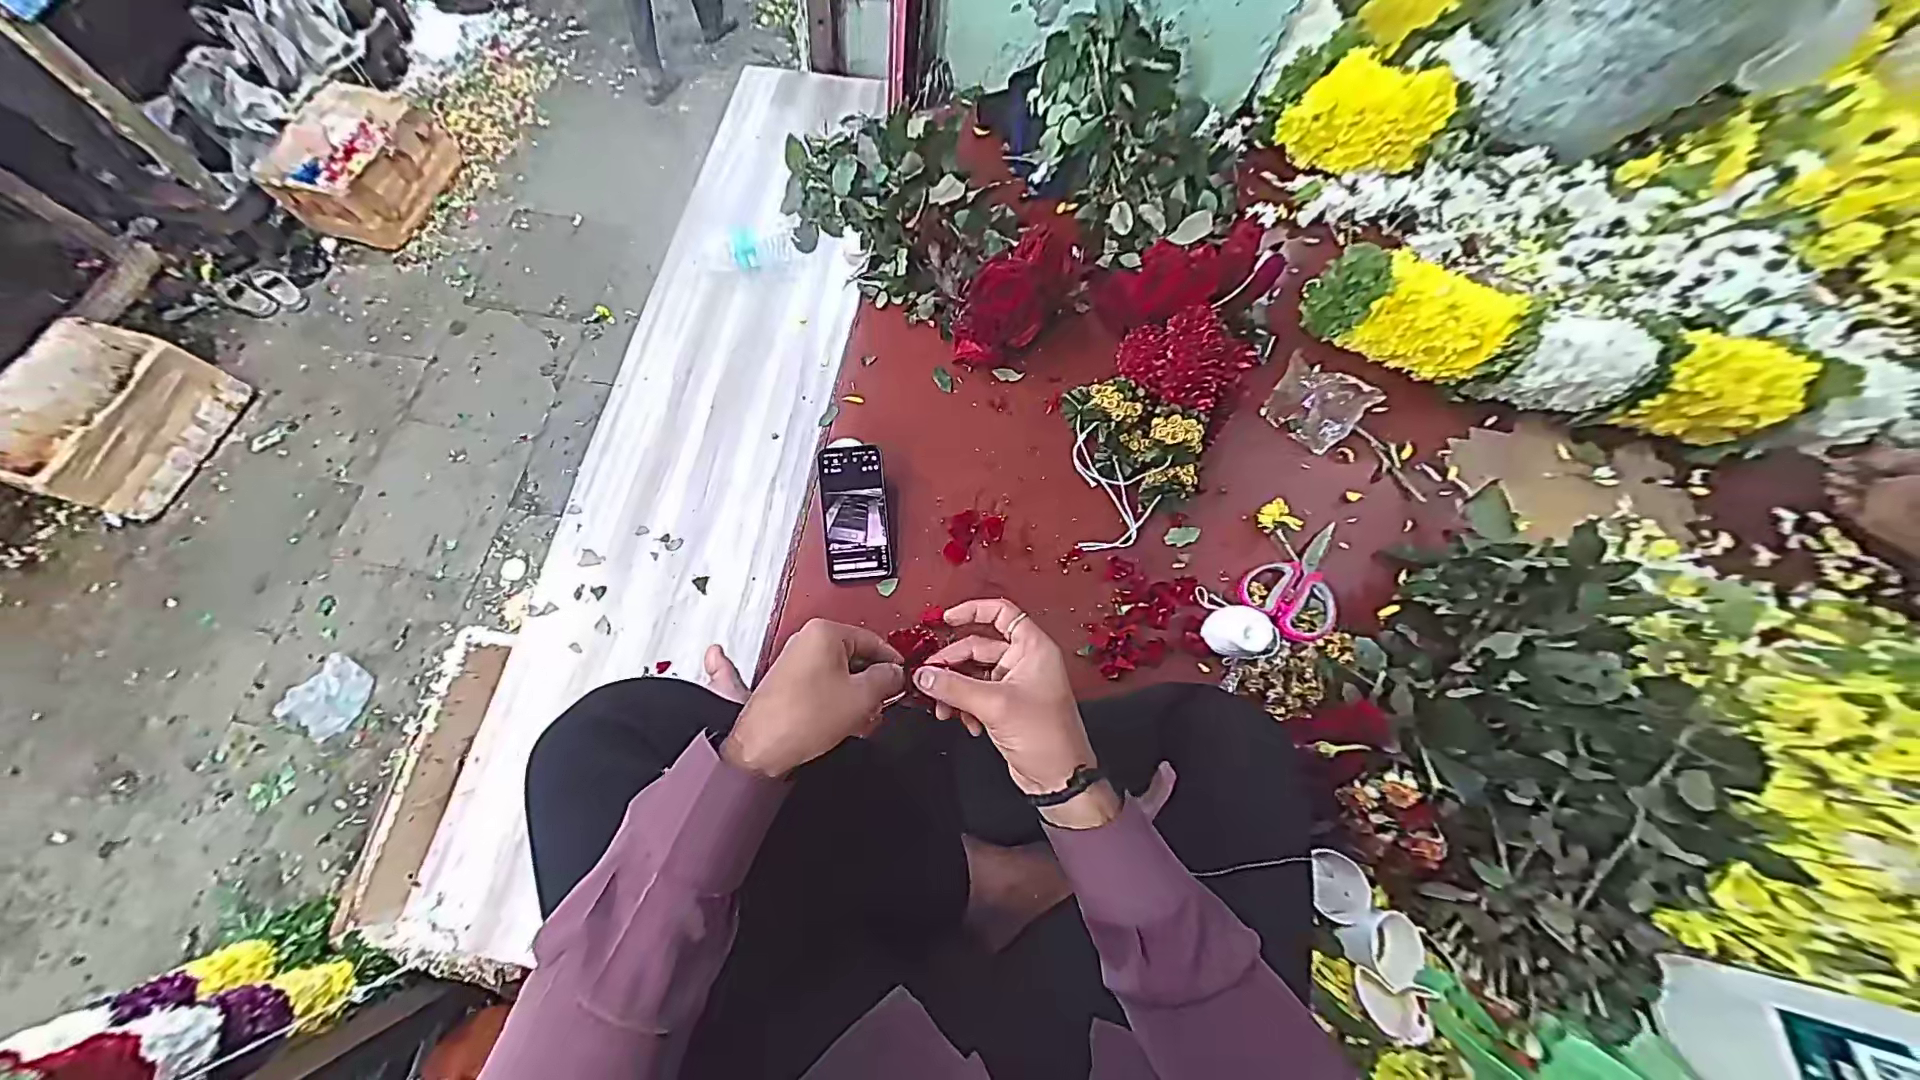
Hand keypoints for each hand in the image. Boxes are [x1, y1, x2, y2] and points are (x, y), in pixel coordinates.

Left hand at [720, 619, 904, 777]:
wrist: (759, 749)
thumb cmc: (802, 719)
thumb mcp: (863, 696)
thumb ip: (887, 679)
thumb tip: (895, 673)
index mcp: (824, 632)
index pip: (873, 640)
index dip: (892, 663)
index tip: (902, 679)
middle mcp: (807, 640)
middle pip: (856, 657)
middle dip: (872, 683)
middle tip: (883, 703)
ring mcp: (795, 661)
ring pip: (841, 674)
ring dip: (856, 696)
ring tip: (863, 719)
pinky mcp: (788, 683)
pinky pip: (823, 685)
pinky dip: (837, 700)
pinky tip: (844, 722)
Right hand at [914, 600, 1117, 826]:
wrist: (1059, 779)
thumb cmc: (1045, 737)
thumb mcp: (994, 705)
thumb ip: (954, 687)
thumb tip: (925, 674)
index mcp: (1033, 648)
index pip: (1001, 613)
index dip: (972, 611)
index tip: (946, 619)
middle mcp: (1025, 661)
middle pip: (979, 646)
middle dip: (952, 663)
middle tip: (930, 677)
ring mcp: (1016, 683)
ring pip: (974, 673)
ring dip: (954, 688)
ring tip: (942, 706)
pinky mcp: (1007, 705)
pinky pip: (976, 693)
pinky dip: (964, 704)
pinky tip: (963, 721)